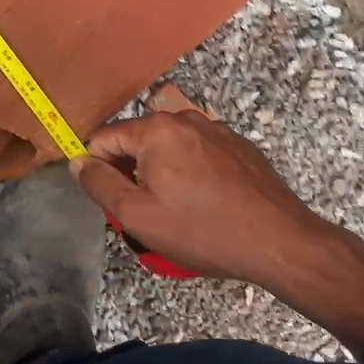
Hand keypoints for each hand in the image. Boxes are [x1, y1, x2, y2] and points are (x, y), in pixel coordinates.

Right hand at [69, 92, 337, 286]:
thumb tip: (78, 162)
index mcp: (154, 130)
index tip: (117, 201)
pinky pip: (199, 153)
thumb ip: (98, 184)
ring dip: (163, 172)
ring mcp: (216, 130)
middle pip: (136, 141)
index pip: (102, 139)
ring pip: (169, 148)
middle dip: (134, 172)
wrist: (284, 245)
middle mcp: (184, 119)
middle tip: (150, 211)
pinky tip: (209, 204)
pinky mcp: (241, 146)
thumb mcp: (138, 215)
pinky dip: (193, 173)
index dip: (101, 171)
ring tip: (181, 211)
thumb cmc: (205, 231)